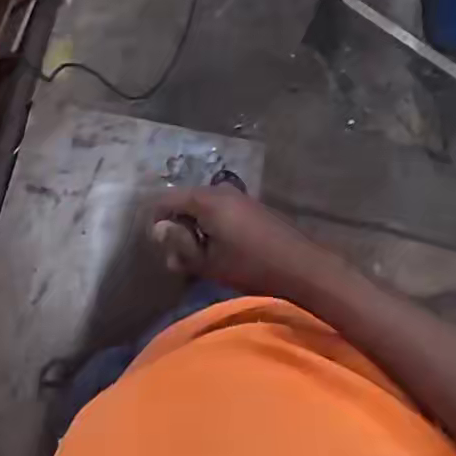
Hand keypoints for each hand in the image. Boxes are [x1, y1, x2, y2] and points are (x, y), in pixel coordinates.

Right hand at [150, 185, 350, 301]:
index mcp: (207, 199)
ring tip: (196, 258)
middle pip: (185, 200)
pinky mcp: (249, 207)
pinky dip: (211, 226)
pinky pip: (219, 210)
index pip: (167, 199)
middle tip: (177, 257)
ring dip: (194, 228)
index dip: (156, 220)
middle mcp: (221, 190)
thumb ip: (180, 245)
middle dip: (176, 226)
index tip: (157, 246)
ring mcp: (238, 196)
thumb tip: (160, 230)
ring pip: (203, 206)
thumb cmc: (249, 265)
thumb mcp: (208, 261)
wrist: (298, 264)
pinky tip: (217, 250)